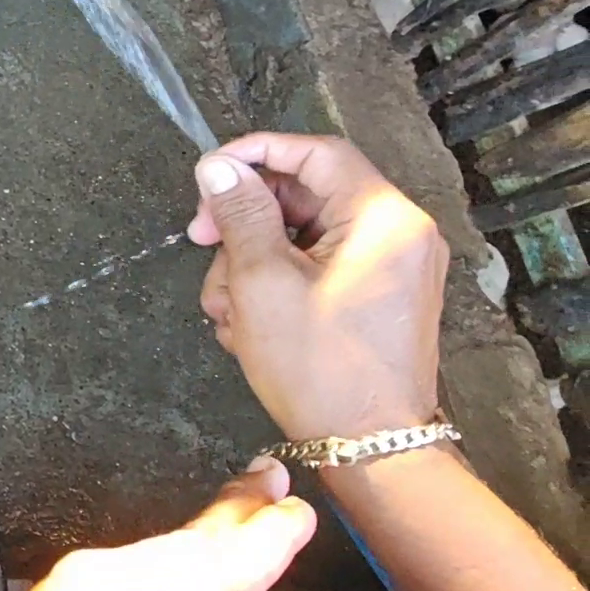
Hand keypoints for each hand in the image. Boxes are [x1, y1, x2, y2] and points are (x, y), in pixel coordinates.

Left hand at [0, 460, 383, 590]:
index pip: (223, 563)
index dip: (267, 537)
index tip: (299, 506)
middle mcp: (99, 579)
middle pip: (183, 545)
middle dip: (231, 514)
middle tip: (268, 476)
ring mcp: (66, 589)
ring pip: (150, 555)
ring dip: (196, 537)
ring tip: (234, 514)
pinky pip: (120, 572)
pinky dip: (159, 561)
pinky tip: (169, 568)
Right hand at [188, 133, 445, 440]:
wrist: (364, 439)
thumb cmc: (313, 357)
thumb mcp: (261, 279)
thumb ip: (240, 213)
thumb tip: (215, 166)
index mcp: (382, 220)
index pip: (316, 153)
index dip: (255, 151)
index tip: (204, 173)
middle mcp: (392, 234)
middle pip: (298, 194)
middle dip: (239, 217)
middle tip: (199, 240)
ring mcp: (380, 265)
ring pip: (290, 233)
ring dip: (242, 261)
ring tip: (225, 307)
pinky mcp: (362, 292)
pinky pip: (302, 263)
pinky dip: (263, 282)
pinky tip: (244, 319)